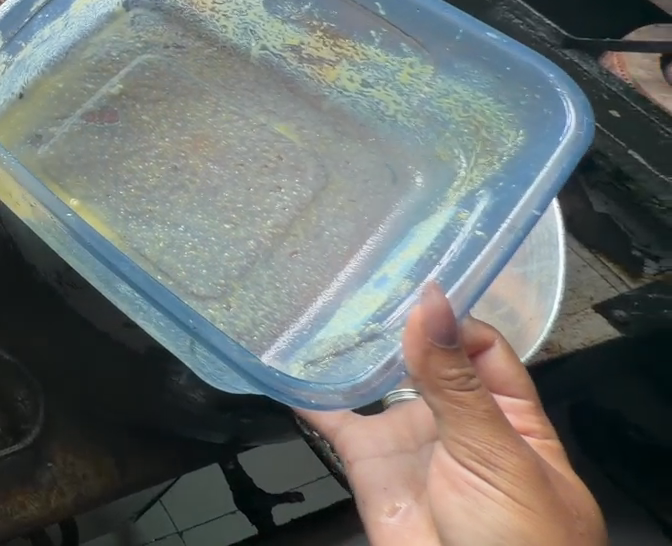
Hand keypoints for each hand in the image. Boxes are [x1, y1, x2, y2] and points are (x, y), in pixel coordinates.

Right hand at [298, 286, 603, 545]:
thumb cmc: (523, 543)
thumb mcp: (498, 457)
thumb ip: (456, 383)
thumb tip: (433, 306)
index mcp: (508, 417)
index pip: (480, 347)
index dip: (448, 317)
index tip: (407, 289)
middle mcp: (454, 418)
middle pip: (418, 354)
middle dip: (387, 321)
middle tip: (347, 281)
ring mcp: (406, 435)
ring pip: (369, 376)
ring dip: (343, 348)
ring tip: (310, 309)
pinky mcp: (364, 454)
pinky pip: (325, 413)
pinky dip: (299, 387)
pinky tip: (278, 360)